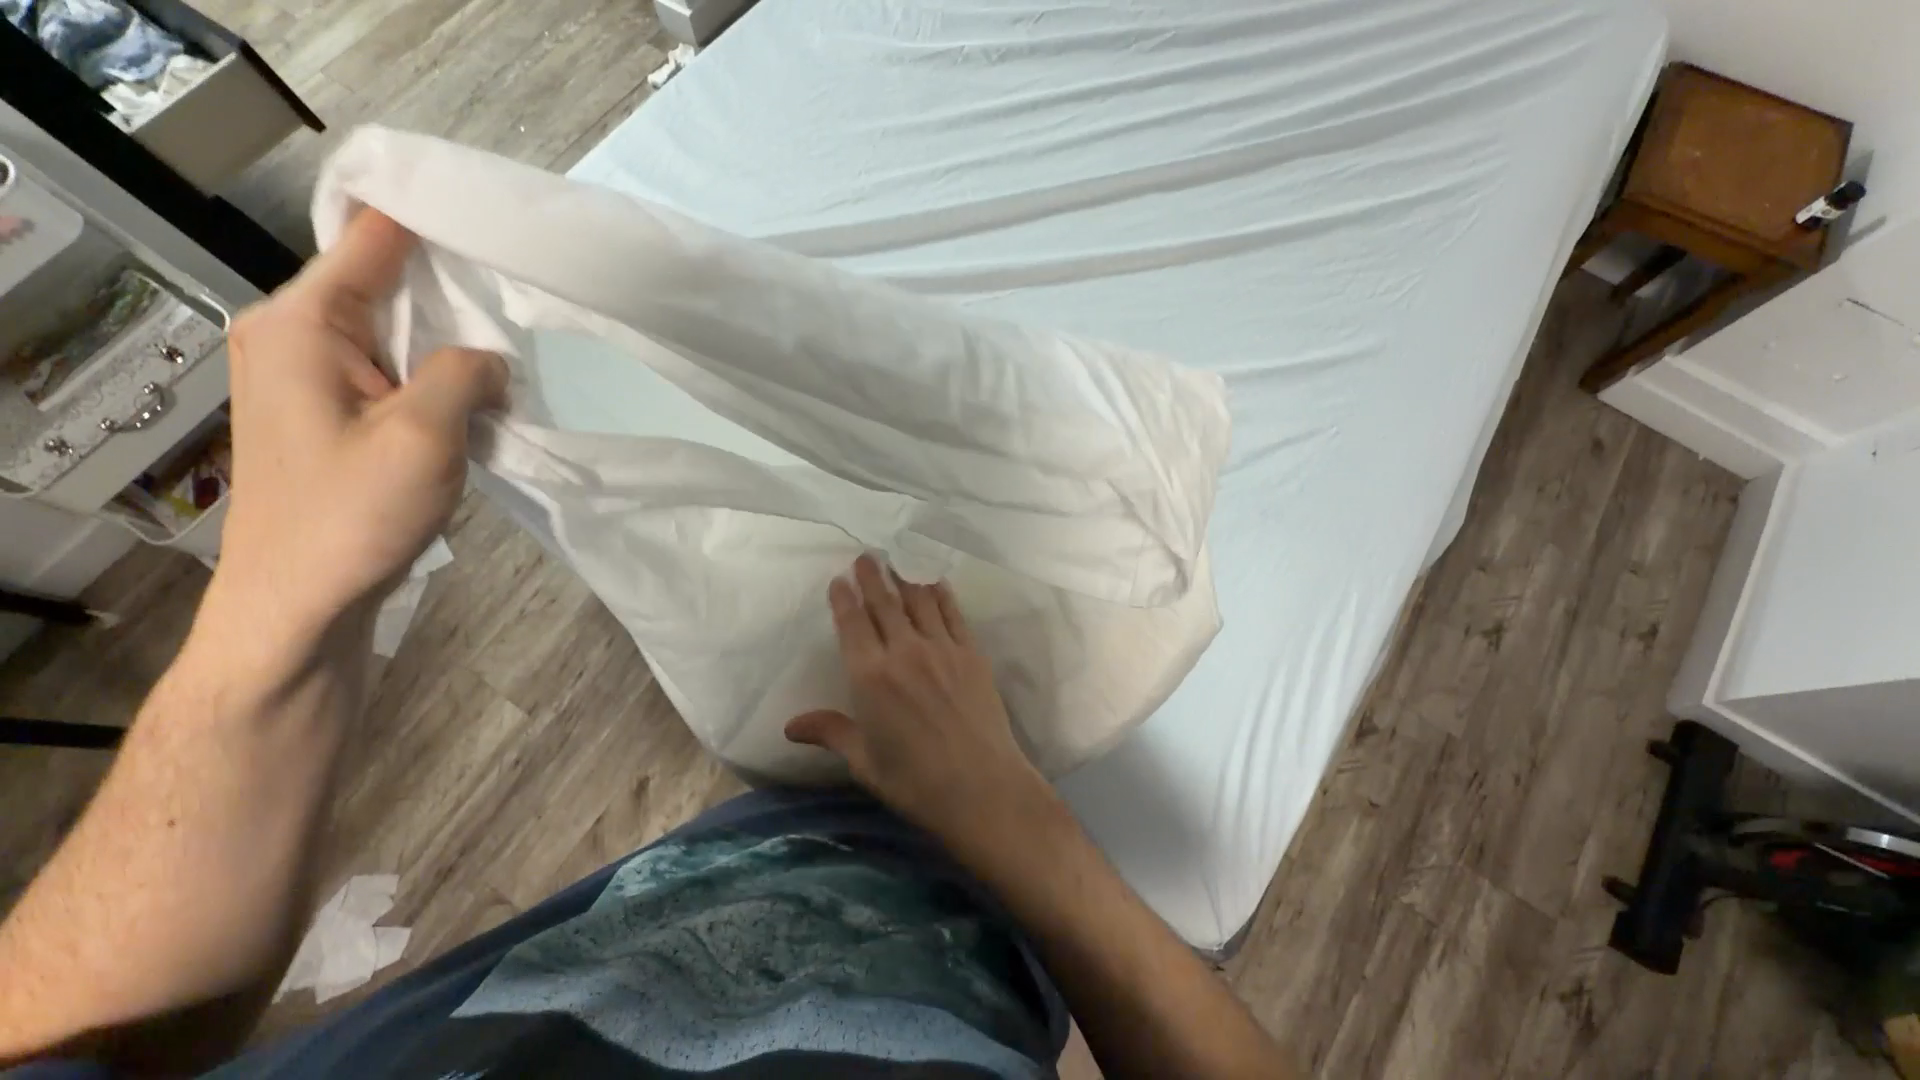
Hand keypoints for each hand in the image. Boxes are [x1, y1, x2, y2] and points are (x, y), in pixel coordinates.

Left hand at [206, 208, 506, 649]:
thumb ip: (467, 372)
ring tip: (513, 348)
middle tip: (524, 294)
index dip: (435, 220)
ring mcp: (306, 375)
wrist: (301, 602)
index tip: (502, 223)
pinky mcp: (326, 413)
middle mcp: (291, 334)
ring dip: (448, 341)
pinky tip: (477, 396)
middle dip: (452, 288)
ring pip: (393, 330)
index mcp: (300, 321)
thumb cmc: (352, 514)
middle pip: (384, 280)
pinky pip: (389, 370)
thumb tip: (491, 359)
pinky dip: (433, 376)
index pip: (372, 237)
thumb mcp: (425, 434)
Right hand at [786, 555, 1051, 849]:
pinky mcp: (972, 654)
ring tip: (897, 560)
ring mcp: (942, 649)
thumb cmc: (915, 782)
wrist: (982, 788)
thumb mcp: (865, 761)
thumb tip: (790, 726)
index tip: (840, 579)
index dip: (844, 598)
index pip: (852, 624)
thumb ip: (831, 733)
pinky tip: (936, 583)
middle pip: (884, 603)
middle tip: (866, 556)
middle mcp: (903, 652)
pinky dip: (941, 594)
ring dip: (905, 577)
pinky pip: (953, 614)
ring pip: (919, 601)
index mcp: (869, 677)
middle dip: (872, 576)